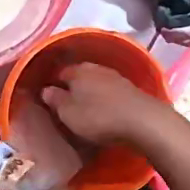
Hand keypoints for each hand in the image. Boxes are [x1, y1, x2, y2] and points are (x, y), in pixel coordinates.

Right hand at [40, 63, 174, 148]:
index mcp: (77, 71)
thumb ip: (55, 100)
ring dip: (91, 93)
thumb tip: (45, 89)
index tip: (49, 98)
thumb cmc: (98, 117)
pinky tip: (106, 110)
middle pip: (79, 75)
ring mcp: (116, 77)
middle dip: (73, 87)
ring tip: (87, 108)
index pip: (59, 73)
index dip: (53, 84)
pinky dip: (106, 99)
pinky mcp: (131, 89)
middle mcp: (96, 68)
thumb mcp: (68, 113)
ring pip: (96, 82)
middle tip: (68, 105)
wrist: (143, 121)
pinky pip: (111, 92)